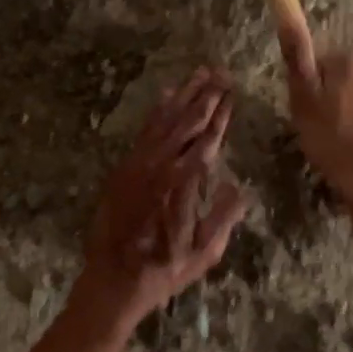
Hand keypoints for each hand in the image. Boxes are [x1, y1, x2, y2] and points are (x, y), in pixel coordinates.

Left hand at [75, 68, 248, 327]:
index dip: (221, 115)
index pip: (208, 138)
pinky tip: (167, 93)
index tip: (231, 93)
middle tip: (221, 73)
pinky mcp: (126, 165)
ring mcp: (141, 162)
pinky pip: (145, 129)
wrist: (113, 278)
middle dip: (207, 95)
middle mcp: (163, 164)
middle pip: (189, 120)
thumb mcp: (204, 253)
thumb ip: (223, 217)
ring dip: (185, 94)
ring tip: (201, 72)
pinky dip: (158, 109)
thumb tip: (238, 187)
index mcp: (185, 182)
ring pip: (167, 117)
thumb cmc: (163, 269)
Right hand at [288, 50, 352, 209]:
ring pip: (331, 94)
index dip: (300, 83)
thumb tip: (287, 14)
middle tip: (310, 124)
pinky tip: (335, 144)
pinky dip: (336, 124)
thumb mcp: (304, 95)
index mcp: (349, 56)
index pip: (310, 58)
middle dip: (312, 98)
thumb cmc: (333, 136)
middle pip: (321, 74)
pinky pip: (344, 109)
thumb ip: (296, 55)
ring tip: (322, 137)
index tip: (301, 105)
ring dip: (323, 113)